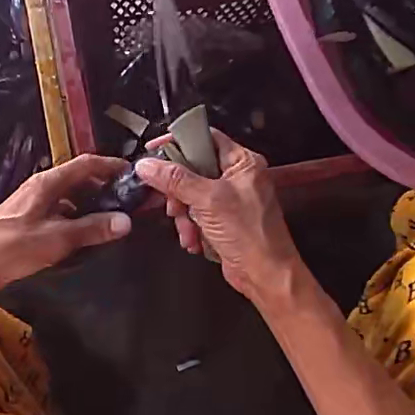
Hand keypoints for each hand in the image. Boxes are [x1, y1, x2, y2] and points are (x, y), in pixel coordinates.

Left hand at [0, 154, 132, 297]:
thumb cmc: (12, 248)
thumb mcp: (58, 238)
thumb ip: (92, 229)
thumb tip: (126, 221)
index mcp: (46, 184)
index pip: (85, 164)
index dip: (110, 166)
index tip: (132, 174)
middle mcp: (38, 188)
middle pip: (77, 179)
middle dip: (102, 186)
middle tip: (125, 199)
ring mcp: (30, 204)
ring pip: (67, 196)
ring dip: (88, 203)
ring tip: (109, 217)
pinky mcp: (25, 221)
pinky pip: (57, 211)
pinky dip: (74, 217)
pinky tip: (81, 234)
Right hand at [135, 130, 302, 304]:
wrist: (265, 275)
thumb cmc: (252, 236)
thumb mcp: (208, 201)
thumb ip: (176, 180)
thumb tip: (149, 165)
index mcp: (242, 163)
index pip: (205, 138)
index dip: (178, 142)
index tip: (155, 150)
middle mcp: (237, 178)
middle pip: (192, 170)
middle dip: (178, 192)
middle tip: (175, 204)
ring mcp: (230, 200)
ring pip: (190, 196)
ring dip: (184, 216)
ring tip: (189, 229)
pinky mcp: (224, 221)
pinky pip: (196, 216)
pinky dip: (192, 228)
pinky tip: (195, 240)